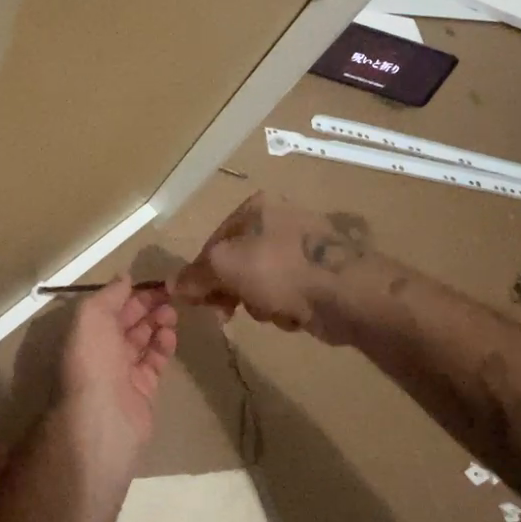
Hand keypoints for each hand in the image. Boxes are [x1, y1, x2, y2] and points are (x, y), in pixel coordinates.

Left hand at [58, 275, 177, 471]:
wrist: (103, 416)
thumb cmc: (93, 359)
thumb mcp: (92, 316)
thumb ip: (109, 295)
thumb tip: (124, 278)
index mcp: (85, 331)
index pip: (109, 306)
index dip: (130, 293)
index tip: (154, 282)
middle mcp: (101, 349)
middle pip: (127, 321)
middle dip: (147, 306)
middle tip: (170, 296)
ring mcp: (122, 370)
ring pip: (143, 340)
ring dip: (157, 324)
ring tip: (172, 314)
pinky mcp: (143, 389)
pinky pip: (155, 361)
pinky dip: (163, 346)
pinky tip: (170, 335)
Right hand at [169, 191, 378, 343]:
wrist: (349, 294)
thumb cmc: (279, 269)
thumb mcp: (224, 267)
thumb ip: (195, 275)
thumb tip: (172, 286)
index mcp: (256, 206)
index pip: (214, 240)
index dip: (202, 272)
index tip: (200, 301)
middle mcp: (282, 219)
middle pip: (239, 262)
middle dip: (234, 291)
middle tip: (228, 314)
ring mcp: (307, 247)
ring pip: (263, 282)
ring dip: (261, 303)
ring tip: (274, 311)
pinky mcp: (326, 275)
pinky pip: (291, 294)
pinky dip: (288, 308)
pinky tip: (296, 315)